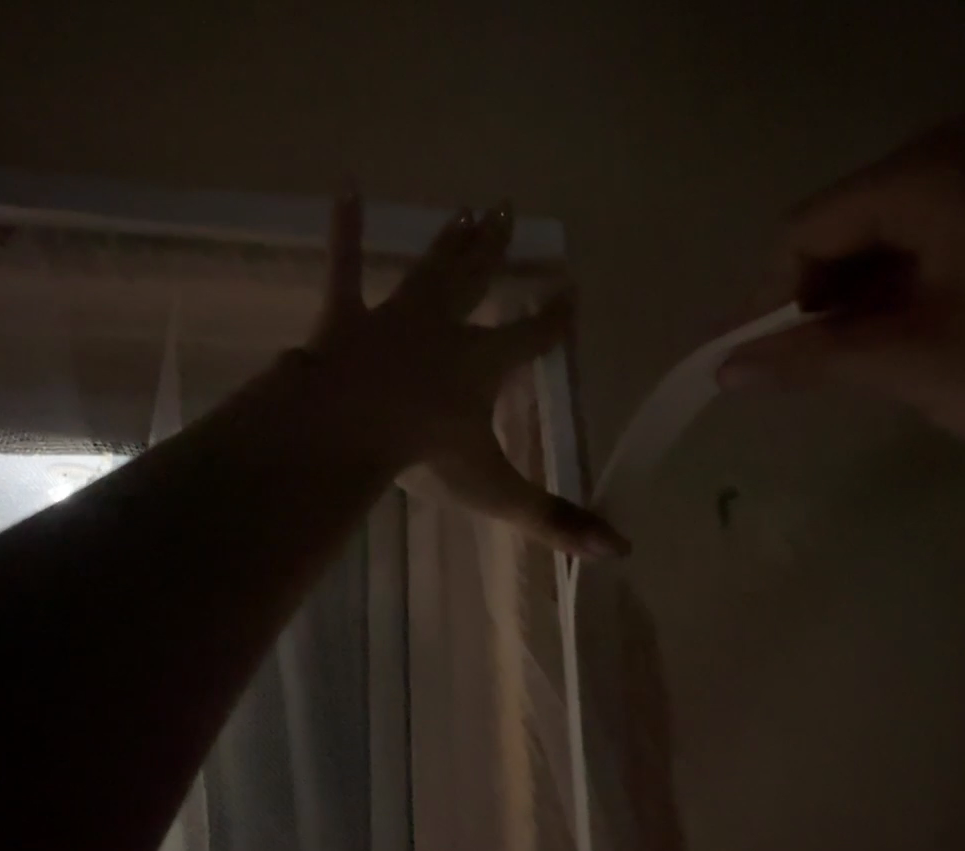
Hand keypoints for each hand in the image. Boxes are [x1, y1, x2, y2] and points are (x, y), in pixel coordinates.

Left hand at [308, 189, 629, 557]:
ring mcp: (394, 317)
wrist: (347, 430)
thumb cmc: (425, 457)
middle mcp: (444, 329)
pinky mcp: (344, 318)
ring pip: (429, 270)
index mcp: (482, 366)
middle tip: (510, 211)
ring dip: (449, 242)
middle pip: (479, 282)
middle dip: (497, 252)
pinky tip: (346, 186)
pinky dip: (346, 229)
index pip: (531, 337)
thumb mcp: (495, 492)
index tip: (572, 290)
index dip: (554, 318)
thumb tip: (620, 551)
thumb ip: (554, 520)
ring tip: (468, 209)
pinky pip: (345, 267)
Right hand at [720, 109, 964, 471]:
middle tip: (809, 368)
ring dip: (862, 294)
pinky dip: (909, 280)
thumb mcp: (913, 364)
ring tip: (858, 359)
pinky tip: (910, 331)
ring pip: (893, 228)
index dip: (769, 300)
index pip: (808, 229)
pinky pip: (942, 228)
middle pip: (849, 222)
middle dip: (818, 298)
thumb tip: (722, 369)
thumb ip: (808, 358)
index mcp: (938, 170)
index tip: (756, 363)